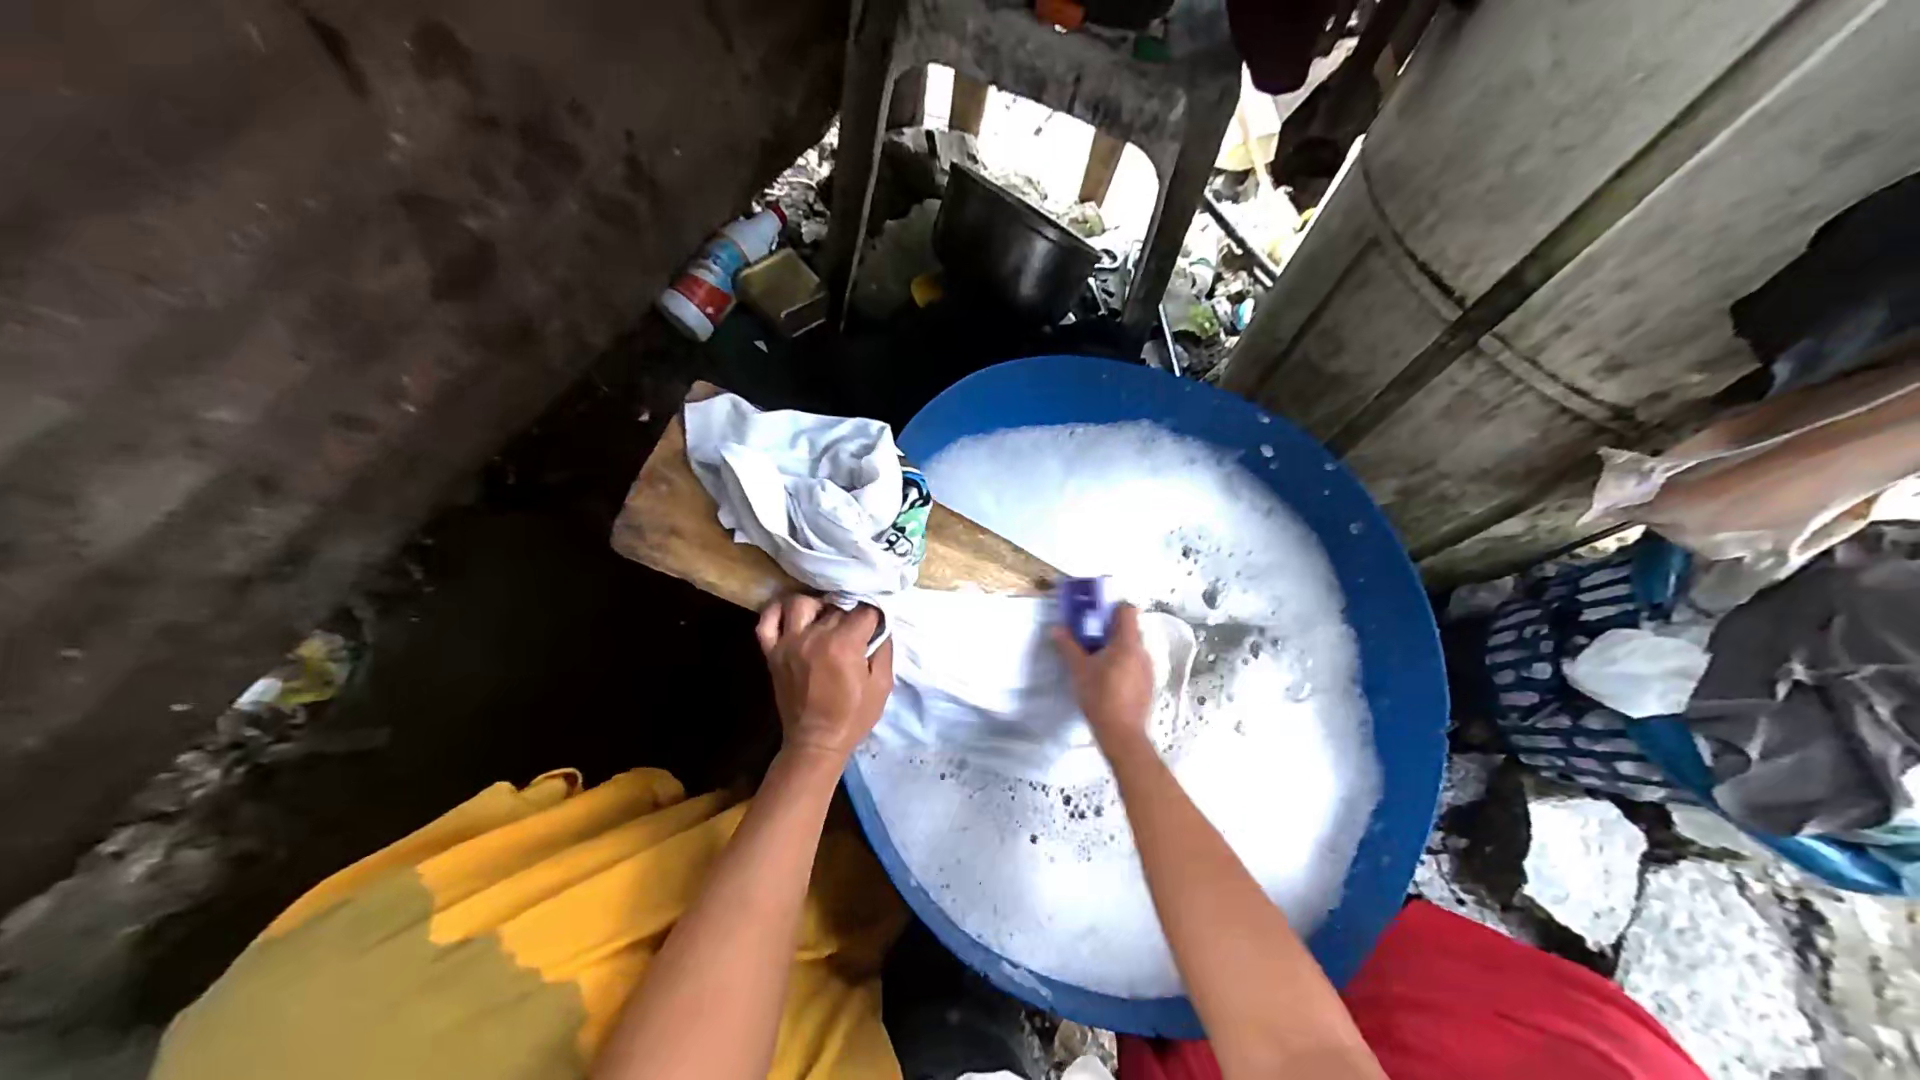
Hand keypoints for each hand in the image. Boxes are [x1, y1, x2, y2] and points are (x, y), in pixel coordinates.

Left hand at [756, 595, 893, 761]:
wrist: (815, 742)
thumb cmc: (853, 716)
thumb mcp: (882, 685)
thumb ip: (884, 649)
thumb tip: (881, 625)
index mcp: (844, 643)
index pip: (864, 611)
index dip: (874, 618)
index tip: (876, 628)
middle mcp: (814, 636)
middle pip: (835, 607)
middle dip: (849, 614)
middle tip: (855, 630)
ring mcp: (788, 642)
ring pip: (800, 603)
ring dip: (816, 606)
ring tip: (824, 619)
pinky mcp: (772, 653)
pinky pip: (767, 621)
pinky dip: (776, 612)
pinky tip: (792, 618)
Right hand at [1050, 602, 1153, 749]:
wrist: (1122, 733)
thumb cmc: (1099, 696)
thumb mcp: (1079, 669)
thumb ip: (1068, 646)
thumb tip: (1057, 628)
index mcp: (1127, 643)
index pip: (1127, 610)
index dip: (1112, 608)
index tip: (1095, 617)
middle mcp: (1143, 651)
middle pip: (1129, 629)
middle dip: (1110, 630)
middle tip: (1090, 639)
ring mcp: (1148, 669)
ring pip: (1133, 648)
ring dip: (1117, 648)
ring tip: (1097, 661)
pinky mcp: (1148, 684)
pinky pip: (1136, 664)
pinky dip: (1124, 664)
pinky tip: (1109, 680)